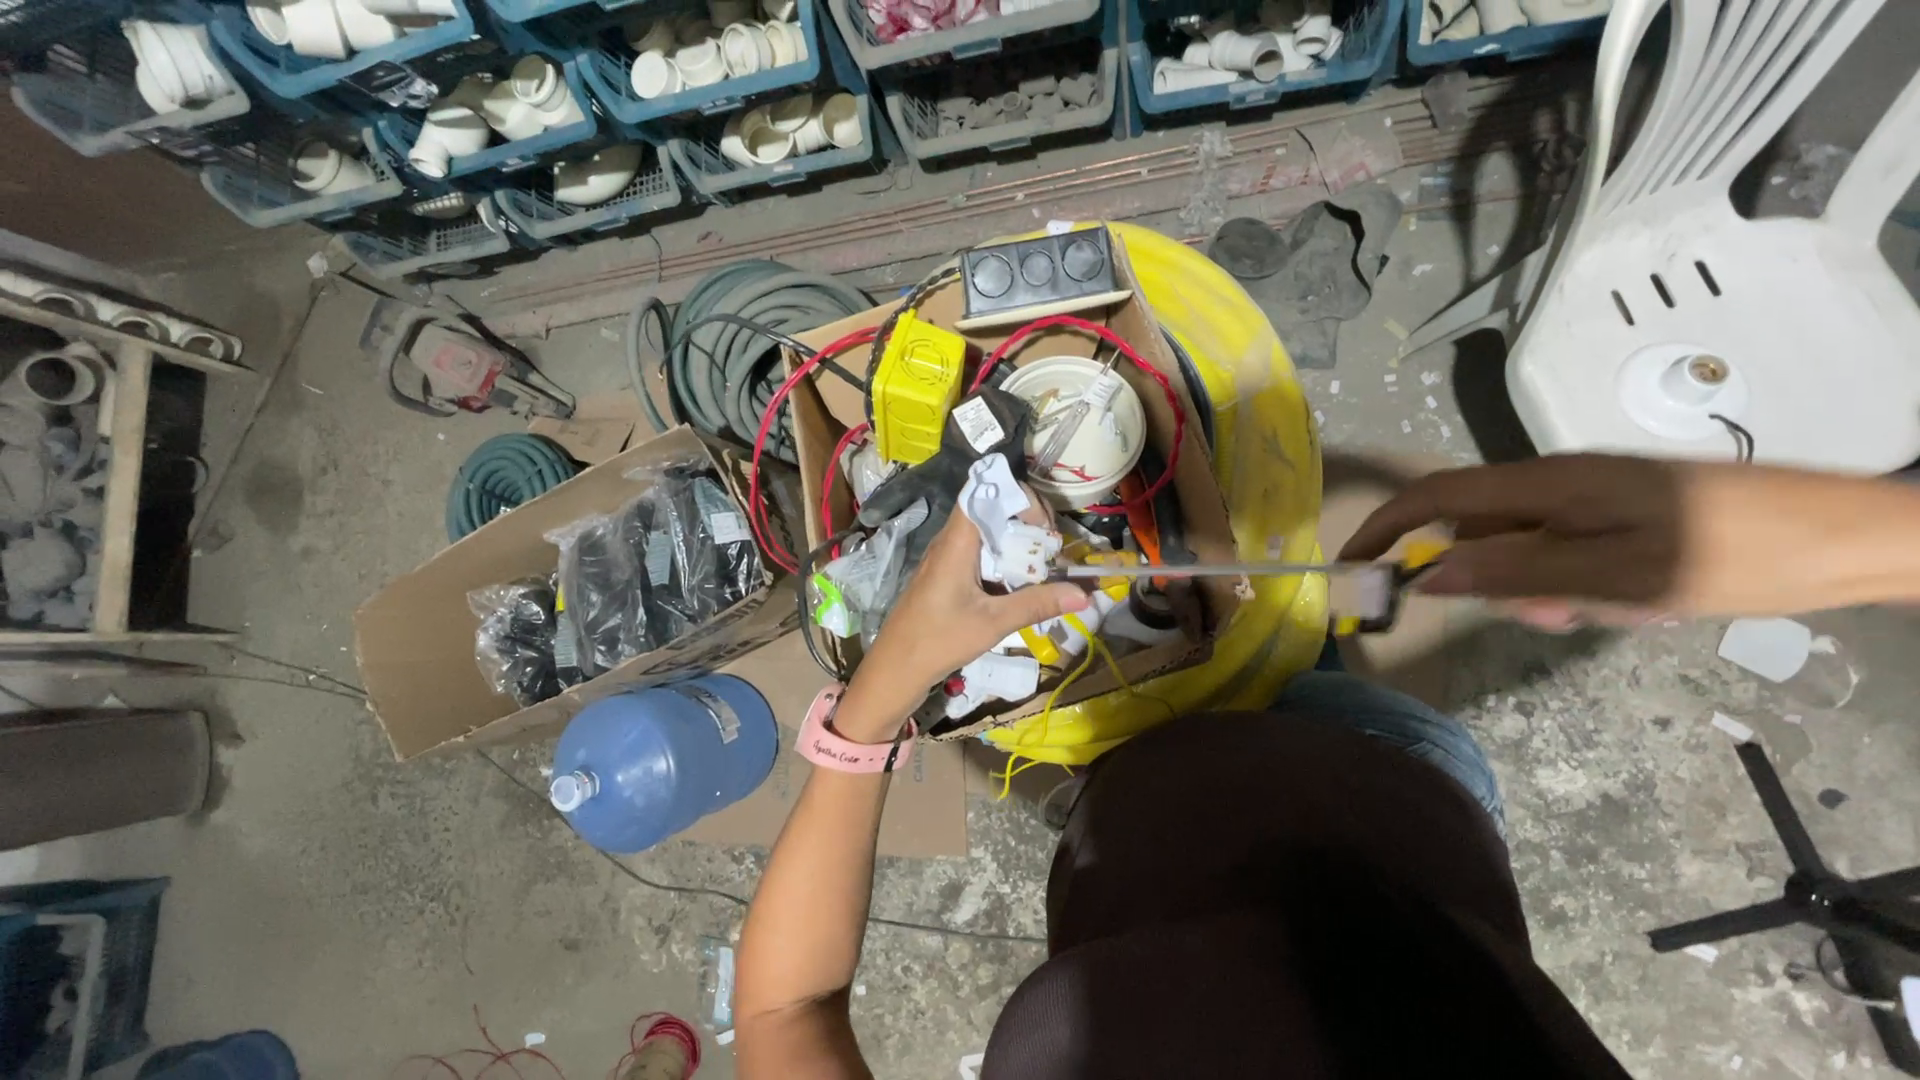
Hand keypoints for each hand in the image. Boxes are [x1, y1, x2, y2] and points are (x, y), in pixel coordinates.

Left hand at [833, 512, 1087, 740]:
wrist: (894, 670)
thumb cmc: (938, 641)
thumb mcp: (993, 623)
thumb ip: (1037, 603)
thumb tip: (1084, 595)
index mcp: (956, 541)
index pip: (985, 490)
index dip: (1019, 497)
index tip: (1044, 528)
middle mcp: (950, 541)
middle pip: (991, 508)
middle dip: (1027, 521)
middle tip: (1051, 549)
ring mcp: (947, 558)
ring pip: (987, 532)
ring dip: (1017, 542)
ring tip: (1043, 565)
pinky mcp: (947, 575)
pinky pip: (980, 553)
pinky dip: (1004, 559)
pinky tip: (1022, 583)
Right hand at [1338, 453, 1919, 619]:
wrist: (1858, 537)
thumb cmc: (1735, 555)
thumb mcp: (1618, 576)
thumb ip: (1516, 573)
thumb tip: (1427, 576)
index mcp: (1550, 485)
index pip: (1437, 497)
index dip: (1385, 526)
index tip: (1352, 566)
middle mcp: (1558, 482)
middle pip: (1481, 530)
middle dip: (1496, 580)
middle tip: (1554, 619)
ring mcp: (1590, 496)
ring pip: (1522, 546)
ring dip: (1543, 587)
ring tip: (1611, 610)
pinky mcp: (1619, 511)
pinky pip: (1562, 547)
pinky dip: (1574, 581)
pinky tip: (1631, 598)